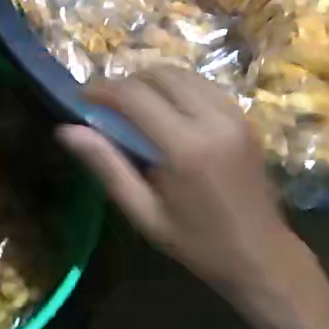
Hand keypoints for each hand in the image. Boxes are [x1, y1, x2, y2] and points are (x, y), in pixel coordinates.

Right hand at [57, 68, 319, 315]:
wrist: (262, 255)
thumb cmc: (198, 244)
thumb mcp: (144, 214)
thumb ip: (107, 167)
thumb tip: (66, 131)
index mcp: (185, 148)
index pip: (135, 96)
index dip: (103, 90)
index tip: (83, 99)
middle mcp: (212, 120)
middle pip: (159, 74)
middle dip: (127, 82)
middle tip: (108, 106)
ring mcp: (233, 115)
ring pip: (182, 73)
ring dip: (152, 81)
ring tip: (135, 106)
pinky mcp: (244, 116)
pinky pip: (203, 84)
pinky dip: (178, 87)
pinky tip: (167, 111)